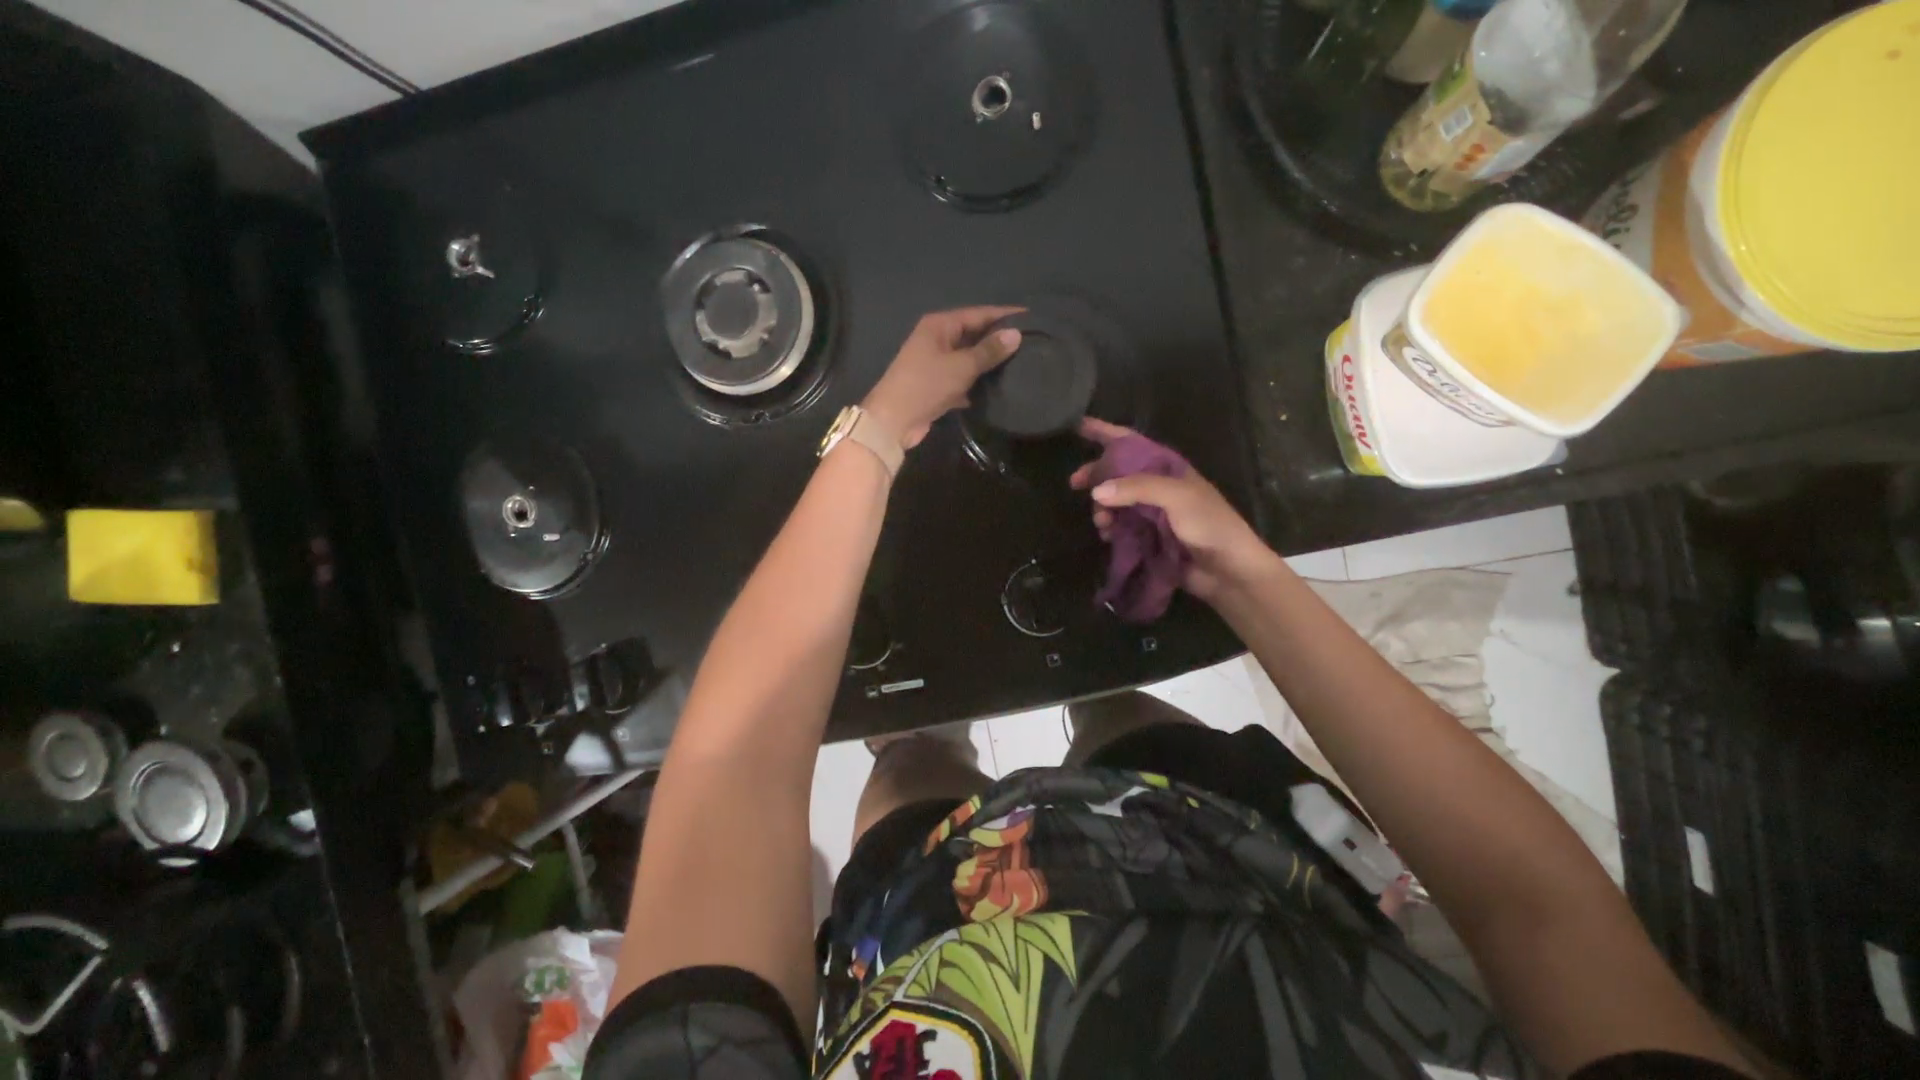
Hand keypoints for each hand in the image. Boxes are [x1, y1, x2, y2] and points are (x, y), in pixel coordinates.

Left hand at [862, 307, 1023, 448]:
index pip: (979, 313)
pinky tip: (1000, 388)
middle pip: (974, 334)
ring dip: (990, 363)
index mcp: (940, 325)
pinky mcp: (937, 385)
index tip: (1032, 319)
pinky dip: (978, 382)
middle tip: (1032, 343)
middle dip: (999, 339)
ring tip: (1022, 364)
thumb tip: (1016, 334)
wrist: (893, 421)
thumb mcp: (961, 366)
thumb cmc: (925, 385)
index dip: (1005, 316)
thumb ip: (989, 350)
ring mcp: (936, 362)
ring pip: (969, 358)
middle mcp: (937, 339)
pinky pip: (964, 378)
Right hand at [1068, 417, 1274, 600]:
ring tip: (1101, 522)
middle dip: (1096, 476)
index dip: (1105, 432)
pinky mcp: (1150, 539)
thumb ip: (1137, 488)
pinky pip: (1121, 528)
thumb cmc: (1209, 524)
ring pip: (1116, 503)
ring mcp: (1153, 514)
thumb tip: (1097, 491)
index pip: (1131, 443)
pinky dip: (1111, 529)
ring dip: (1103, 509)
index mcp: (1167, 468)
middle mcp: (1158, 487)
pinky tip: (1107, 536)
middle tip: (1074, 484)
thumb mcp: (1176, 497)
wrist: (1229, 569)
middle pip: (1118, 473)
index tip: (1078, 425)